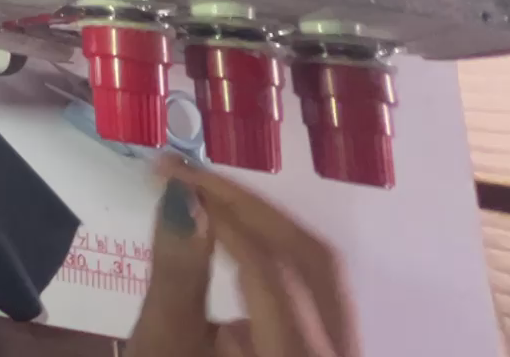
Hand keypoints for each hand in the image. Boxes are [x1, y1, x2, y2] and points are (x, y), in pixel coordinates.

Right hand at [128, 156, 357, 356]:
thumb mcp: (164, 341)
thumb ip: (178, 270)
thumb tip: (182, 196)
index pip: (267, 266)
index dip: (217, 208)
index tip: (163, 171)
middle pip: (313, 261)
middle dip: (247, 204)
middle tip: (185, 171)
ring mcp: (346, 354)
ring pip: (321, 270)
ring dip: (259, 221)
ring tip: (200, 189)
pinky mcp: (332, 349)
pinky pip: (312, 285)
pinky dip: (267, 246)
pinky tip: (224, 228)